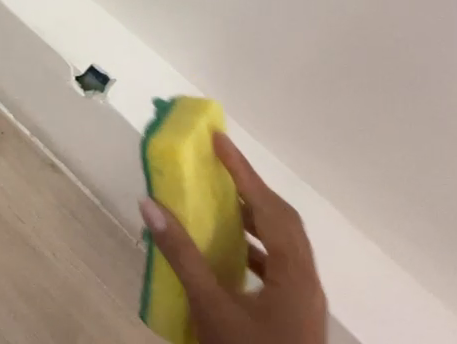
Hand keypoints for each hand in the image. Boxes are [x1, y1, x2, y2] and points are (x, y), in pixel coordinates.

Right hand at [141, 133, 327, 343]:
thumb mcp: (210, 306)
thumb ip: (181, 254)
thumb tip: (149, 202)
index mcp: (294, 276)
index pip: (270, 209)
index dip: (244, 173)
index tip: (219, 141)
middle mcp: (306, 283)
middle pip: (284, 222)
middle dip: (251, 189)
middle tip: (218, 164)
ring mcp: (303, 301)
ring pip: (284, 244)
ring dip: (252, 216)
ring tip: (217, 200)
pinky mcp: (293, 314)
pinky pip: (277, 263)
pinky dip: (252, 244)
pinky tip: (226, 250)